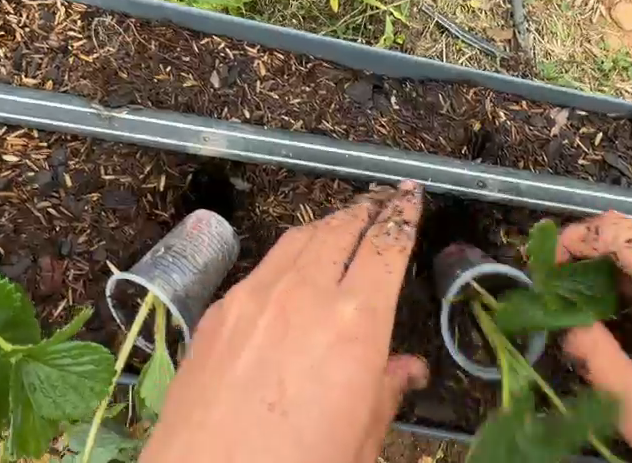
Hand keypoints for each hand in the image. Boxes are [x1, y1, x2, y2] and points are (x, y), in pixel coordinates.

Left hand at [139, 183, 428, 462]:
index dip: (402, 216)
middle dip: (366, 209)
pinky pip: (264, 265)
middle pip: (341, 229)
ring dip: (328, 224)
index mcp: (355, 324)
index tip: (410, 195)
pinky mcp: (221, 307)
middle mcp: (306, 292)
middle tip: (381, 200)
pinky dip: (289, 254)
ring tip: (343, 222)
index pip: (385, 248)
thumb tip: (409, 367)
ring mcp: (257, 293)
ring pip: (300, 237)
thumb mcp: (360, 444)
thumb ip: (385, 394)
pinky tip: (291, 268)